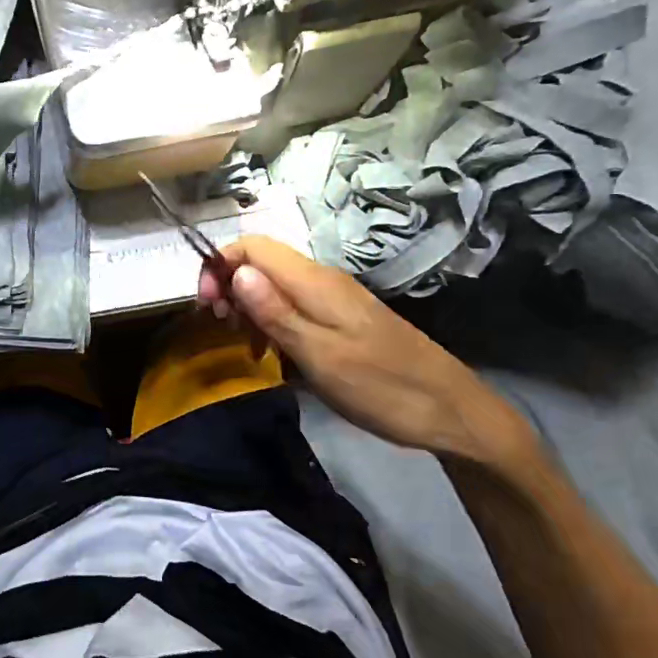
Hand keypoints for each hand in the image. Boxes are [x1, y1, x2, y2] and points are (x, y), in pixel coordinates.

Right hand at [198, 236, 539, 468]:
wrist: (450, 411)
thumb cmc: (381, 386)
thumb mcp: (319, 355)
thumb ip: (276, 312)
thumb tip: (237, 271)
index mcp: (314, 282)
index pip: (253, 245)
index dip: (220, 265)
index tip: (207, 306)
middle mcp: (322, 280)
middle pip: (261, 262)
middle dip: (230, 286)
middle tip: (222, 327)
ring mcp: (335, 299)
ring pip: (275, 286)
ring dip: (249, 308)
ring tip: (245, 345)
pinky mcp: (342, 319)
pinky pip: (295, 307)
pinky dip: (272, 323)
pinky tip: (271, 354)